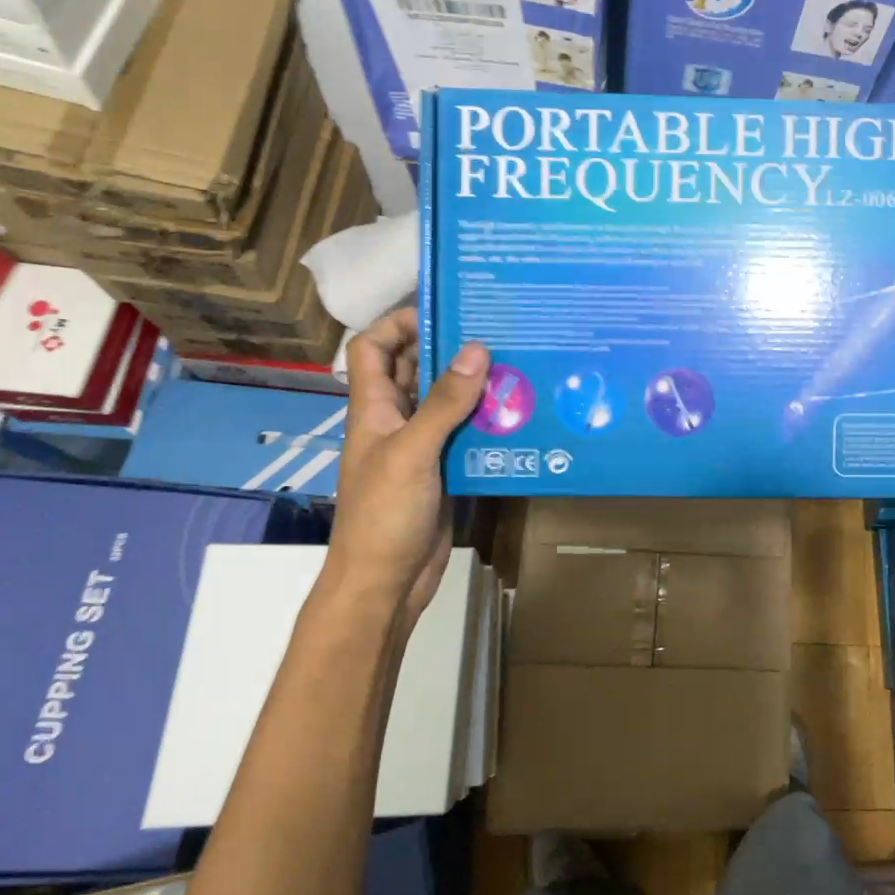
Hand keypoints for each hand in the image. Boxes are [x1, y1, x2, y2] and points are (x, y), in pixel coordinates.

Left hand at [326, 307, 488, 621]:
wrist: (385, 582)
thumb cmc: (384, 514)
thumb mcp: (413, 452)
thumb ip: (445, 403)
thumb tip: (477, 349)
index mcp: (373, 408)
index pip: (372, 347)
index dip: (398, 323)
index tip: (445, 312)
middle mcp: (395, 421)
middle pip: (414, 370)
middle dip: (449, 349)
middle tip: (498, 331)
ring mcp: (421, 448)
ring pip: (446, 403)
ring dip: (476, 386)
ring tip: (519, 367)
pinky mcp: (444, 472)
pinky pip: (466, 436)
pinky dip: (489, 423)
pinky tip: (521, 416)